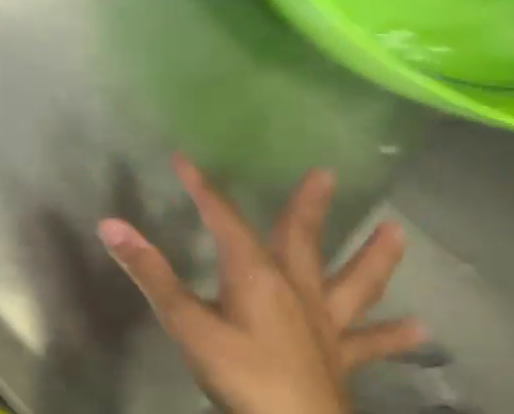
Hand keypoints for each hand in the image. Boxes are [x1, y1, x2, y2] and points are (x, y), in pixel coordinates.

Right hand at [100, 157, 424, 413]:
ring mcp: (325, 324)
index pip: (225, 219)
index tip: (184, 159)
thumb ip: (151, 273)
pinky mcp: (341, 357)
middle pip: (303, 240)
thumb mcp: (186, 322)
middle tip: (327, 173)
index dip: (203, 188)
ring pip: (354, 283)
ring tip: (397, 232)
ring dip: (375, 257)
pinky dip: (394, 334)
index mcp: (256, 276)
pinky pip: (370, 341)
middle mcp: (297, 290)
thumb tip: (110, 223)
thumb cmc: (240, 372)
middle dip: (310, 206)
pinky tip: (421, 329)